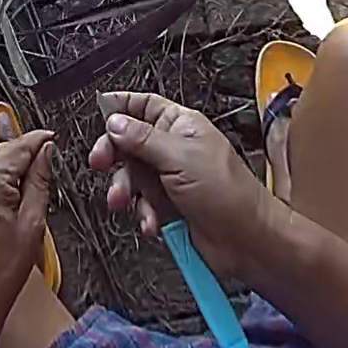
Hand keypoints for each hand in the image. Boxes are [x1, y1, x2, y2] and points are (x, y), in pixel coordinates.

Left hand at [0, 124, 54, 333]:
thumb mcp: (33, 223)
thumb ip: (40, 180)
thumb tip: (46, 151)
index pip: (20, 144)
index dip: (40, 140)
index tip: (52, 138)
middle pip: (3, 148)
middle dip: (24, 154)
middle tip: (44, 169)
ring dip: (7, 166)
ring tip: (23, 193)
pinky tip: (3, 201)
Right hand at [87, 91, 283, 278]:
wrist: (248, 242)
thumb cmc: (226, 192)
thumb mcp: (179, 157)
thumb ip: (142, 138)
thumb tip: (114, 121)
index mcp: (179, 125)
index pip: (143, 105)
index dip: (120, 107)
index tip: (100, 113)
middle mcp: (172, 147)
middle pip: (128, 141)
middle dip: (112, 154)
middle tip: (99, 162)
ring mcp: (169, 177)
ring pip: (131, 175)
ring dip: (124, 189)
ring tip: (123, 201)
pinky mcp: (168, 205)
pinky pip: (141, 202)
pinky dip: (142, 212)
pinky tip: (151, 221)